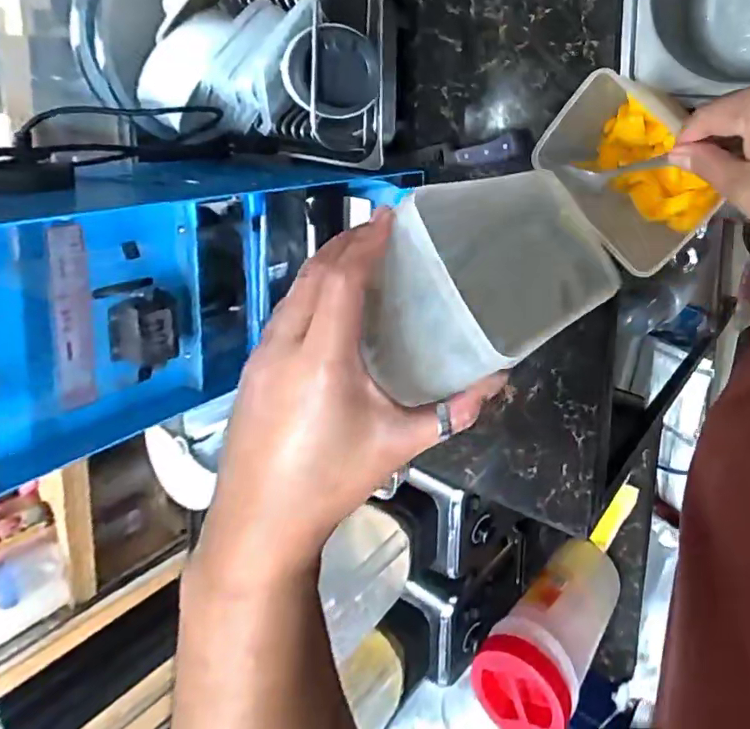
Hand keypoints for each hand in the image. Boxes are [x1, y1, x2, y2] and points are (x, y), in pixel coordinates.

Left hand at [200, 209, 505, 584]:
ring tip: (357, 251)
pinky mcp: (250, 374)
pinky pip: (283, 312)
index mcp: (322, 358)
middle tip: (378, 226)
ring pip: (292, 292)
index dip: (366, 245)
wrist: (255, 531)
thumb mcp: (399, 445)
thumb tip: (498, 382)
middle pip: (312, 276)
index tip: (389, 218)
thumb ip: (452, 412)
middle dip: (345, 243)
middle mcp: (285, 348)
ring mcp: (260, 360)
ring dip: (324, 264)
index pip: (341, 281)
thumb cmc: (330, 483)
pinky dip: (309, 289)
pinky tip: (328, 299)